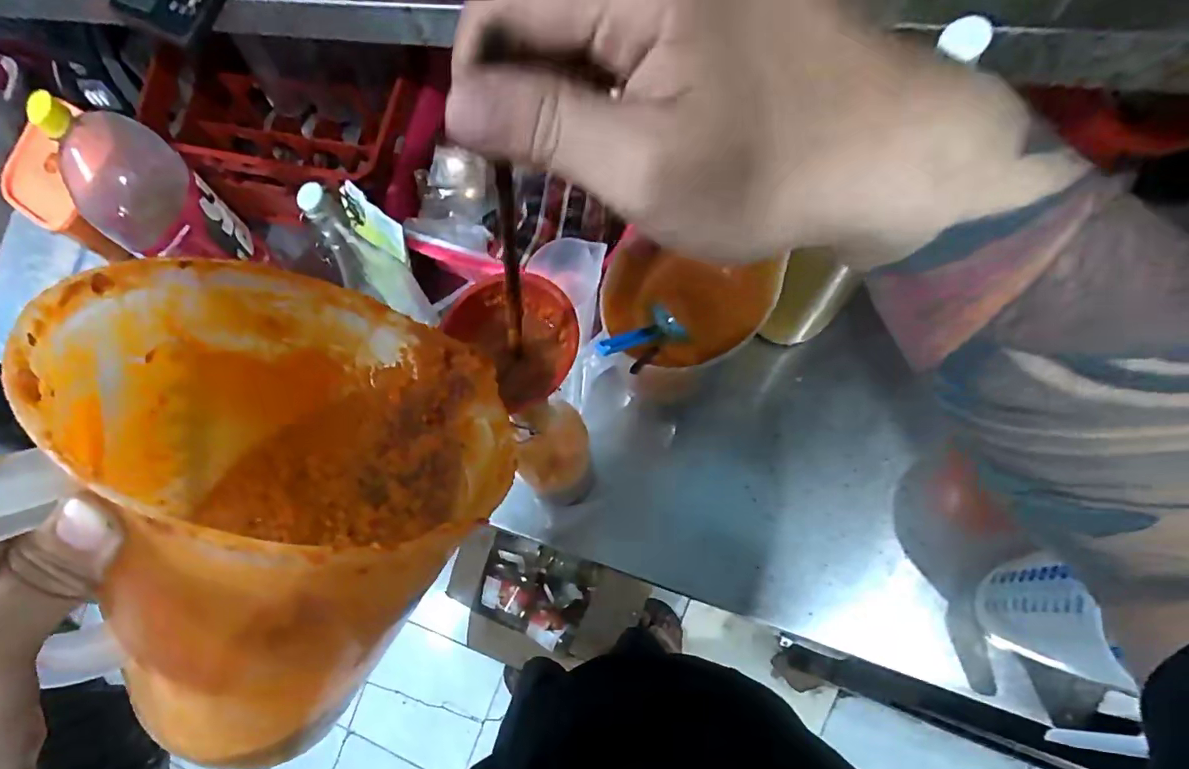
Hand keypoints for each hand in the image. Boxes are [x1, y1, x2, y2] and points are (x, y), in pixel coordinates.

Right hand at [445, 0, 1087, 264]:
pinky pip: (606, 42)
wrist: (892, 160)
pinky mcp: (697, 14)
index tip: (481, 149)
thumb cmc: (764, 173)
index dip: (472, 76)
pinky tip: (594, 135)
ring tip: (558, 159)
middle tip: (518, 166)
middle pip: (534, 14)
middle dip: (506, 89)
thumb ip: (544, 126)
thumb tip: (454, 106)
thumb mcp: (639, 164)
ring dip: (541, 96)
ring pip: (565, 32)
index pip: (504, 4)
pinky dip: (581, 90)